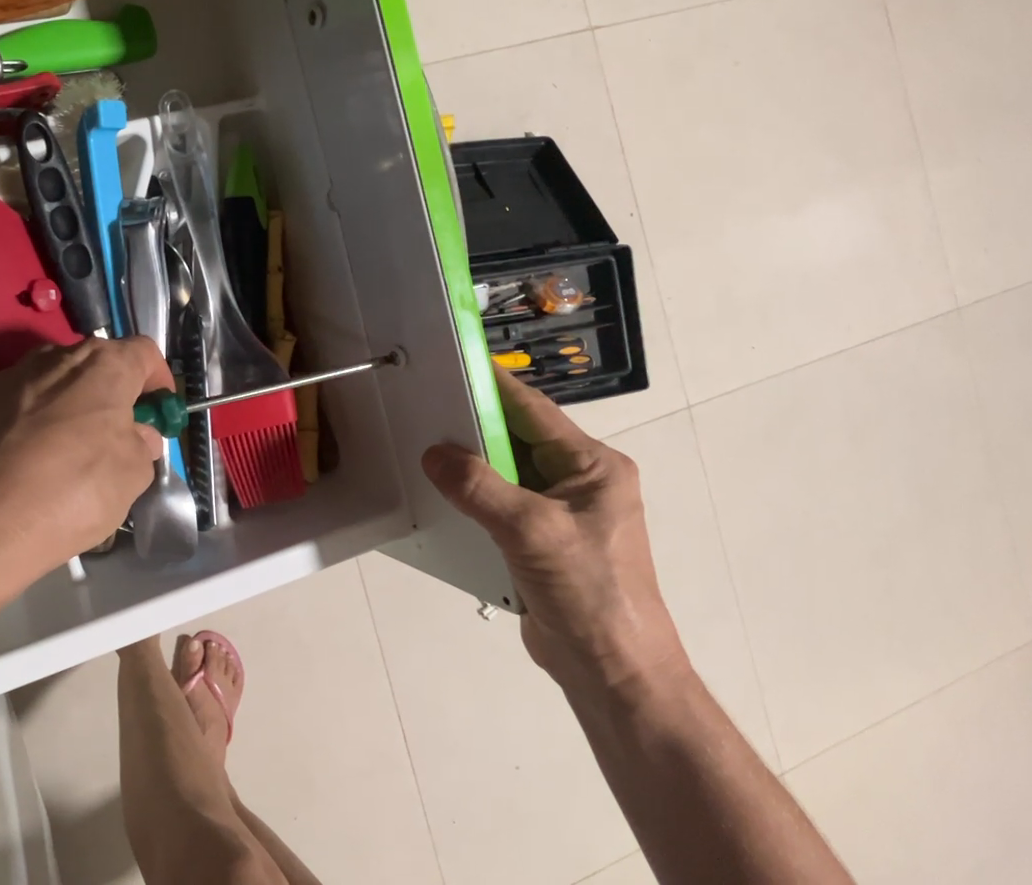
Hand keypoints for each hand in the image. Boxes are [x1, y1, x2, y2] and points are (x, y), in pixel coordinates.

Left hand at [0, 338, 173, 574]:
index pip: (144, 353)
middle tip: (118, 438)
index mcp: (104, 365)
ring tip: (71, 455)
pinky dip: (34, 424)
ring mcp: (12, 377)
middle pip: (97, 364)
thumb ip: (141, 445)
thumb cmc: (72, 491)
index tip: (159, 414)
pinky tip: (31, 463)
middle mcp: (56, 356)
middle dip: (113, 395)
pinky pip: (22, 405)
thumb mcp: (132, 476)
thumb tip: (136, 436)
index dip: (158, 381)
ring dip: (71, 407)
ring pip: (55, 383)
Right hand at [420, 368, 686, 693]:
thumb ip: (478, 487)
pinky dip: (470, 498)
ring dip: (468, 465)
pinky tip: (437, 494)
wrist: (612, 668)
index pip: (534, 412)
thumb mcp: (530, 531)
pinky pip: (498, 505)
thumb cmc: (588, 591)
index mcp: (593, 467)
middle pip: (515, 440)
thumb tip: (433, 454)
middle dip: (471, 425)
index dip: (493, 386)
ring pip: (504, 474)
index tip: (452, 362)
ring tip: (420, 446)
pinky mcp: (539, 541)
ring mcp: (558, 513)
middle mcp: (578, 482)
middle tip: (421, 407)